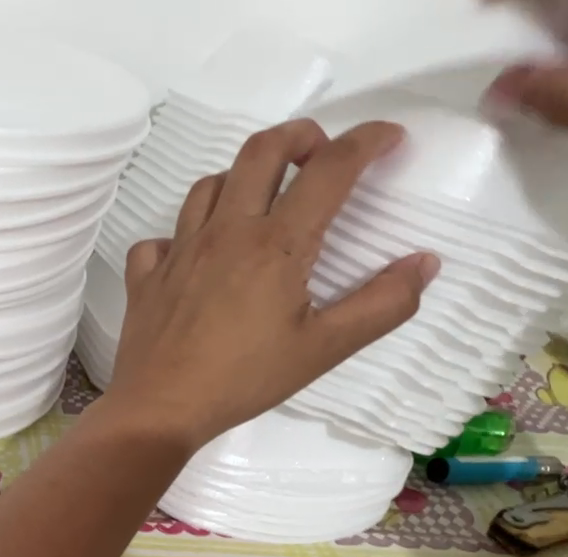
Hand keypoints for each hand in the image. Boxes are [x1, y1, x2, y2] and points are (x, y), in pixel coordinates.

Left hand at [105, 120, 439, 449]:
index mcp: (275, 245)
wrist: (158, 410)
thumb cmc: (242, 380)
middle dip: (298, 136)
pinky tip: (192, 256)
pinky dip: (178, 237)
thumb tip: (424, 263)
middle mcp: (223, 234)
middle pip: (259, 152)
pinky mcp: (144, 279)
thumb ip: (382, 304)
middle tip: (318, 153)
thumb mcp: (324, 349)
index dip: (367, 141)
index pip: (330, 169)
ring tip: (258, 200)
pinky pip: (157, 240)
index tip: (388, 140)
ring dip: (238, 179)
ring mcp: (177, 254)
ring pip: (206, 187)